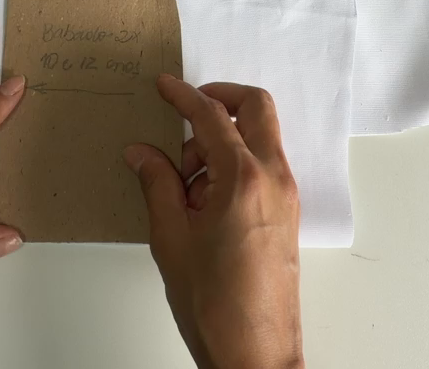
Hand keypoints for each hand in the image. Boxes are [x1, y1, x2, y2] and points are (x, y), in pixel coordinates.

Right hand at [125, 77, 303, 368]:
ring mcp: (286, 193)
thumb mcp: (171, 238)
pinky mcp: (287, 211)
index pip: (212, 115)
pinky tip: (203, 198)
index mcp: (243, 178)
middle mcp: (273, 177)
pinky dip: (235, 161)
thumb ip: (157, 184)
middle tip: (185, 114)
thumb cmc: (215, 304)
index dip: (183, 95)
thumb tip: (141, 152)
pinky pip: (262, 163)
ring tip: (185, 183)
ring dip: (222, 139)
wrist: (256, 357)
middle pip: (255, 106)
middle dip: (220, 98)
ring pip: (259, 135)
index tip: (164, 85)